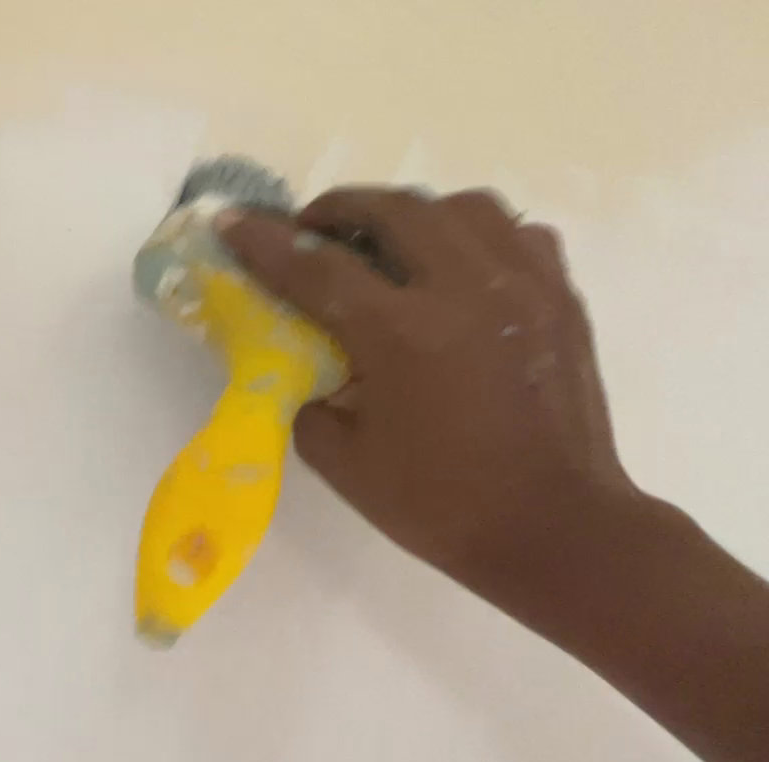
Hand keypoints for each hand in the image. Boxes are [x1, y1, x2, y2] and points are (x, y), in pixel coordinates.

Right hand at [217, 188, 637, 593]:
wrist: (548, 525)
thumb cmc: (430, 500)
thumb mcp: (337, 454)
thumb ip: (308, 392)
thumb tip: (302, 359)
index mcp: (403, 335)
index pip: (317, 269)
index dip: (264, 243)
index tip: (229, 221)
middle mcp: (468, 292)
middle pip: (397, 211)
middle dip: (338, 208)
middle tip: (304, 229)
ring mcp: (525, 288)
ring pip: (464, 207)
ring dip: (407, 213)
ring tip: (376, 242)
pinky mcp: (560, 298)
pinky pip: (513, 233)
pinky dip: (467, 234)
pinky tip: (444, 267)